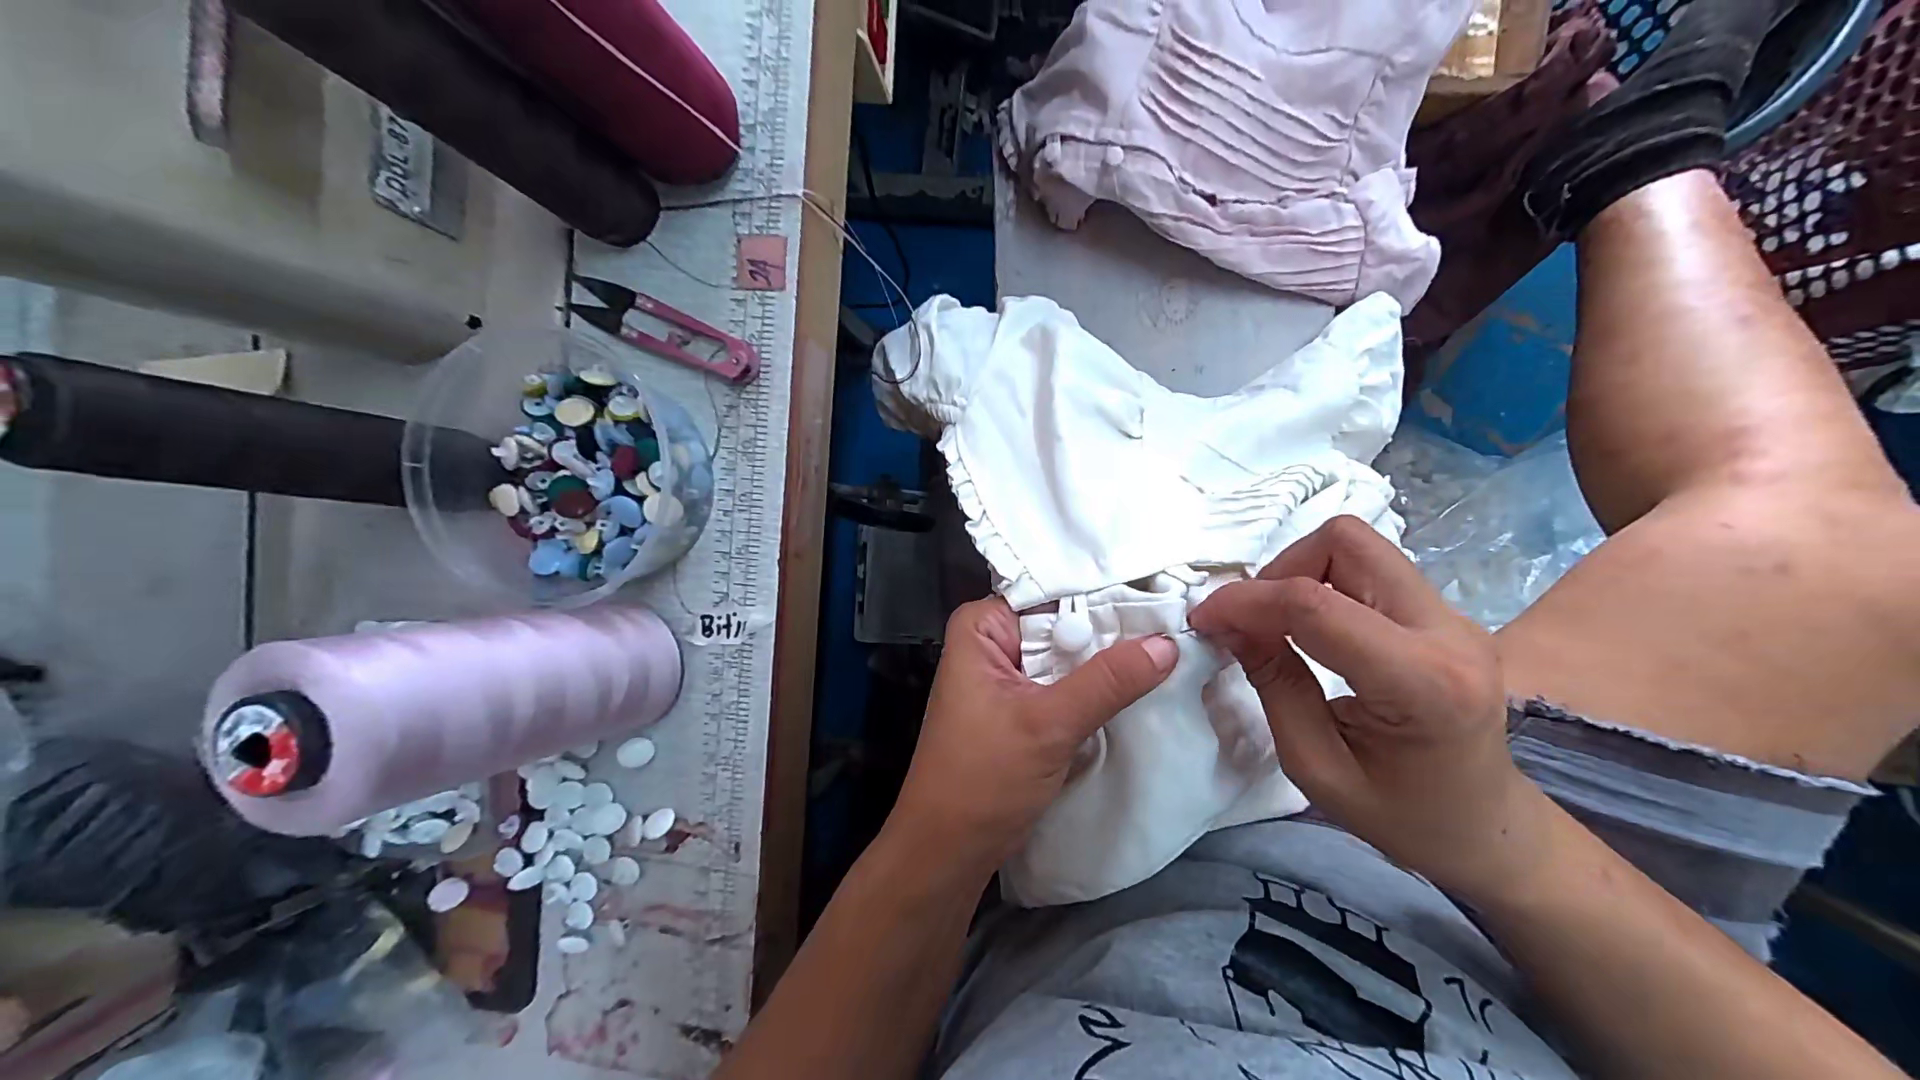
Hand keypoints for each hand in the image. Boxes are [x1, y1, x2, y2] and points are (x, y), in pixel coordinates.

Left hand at [891, 598, 1177, 874]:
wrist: (949, 849)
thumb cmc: (982, 779)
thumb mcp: (1048, 724)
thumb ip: (1107, 682)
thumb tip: (1167, 643)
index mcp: (981, 627)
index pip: (1050, 592)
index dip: (1102, 591)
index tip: (1161, 591)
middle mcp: (992, 642)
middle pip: (1061, 622)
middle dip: (1112, 626)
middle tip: (1178, 620)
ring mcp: (1008, 676)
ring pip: (1068, 654)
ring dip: (1109, 658)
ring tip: (1172, 644)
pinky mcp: (1023, 707)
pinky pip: (1066, 683)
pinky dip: (1096, 686)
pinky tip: (1143, 681)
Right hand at [1189, 516, 1552, 899]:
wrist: (1488, 829)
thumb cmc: (1401, 815)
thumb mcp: (1315, 764)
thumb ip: (1273, 683)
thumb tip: (1227, 622)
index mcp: (1423, 683)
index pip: (1315, 605)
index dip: (1245, 600)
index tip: (1203, 618)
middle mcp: (1449, 632)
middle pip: (1347, 542)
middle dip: (1280, 568)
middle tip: (1252, 619)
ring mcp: (1454, 616)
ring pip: (1358, 545)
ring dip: (1300, 571)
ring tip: (1276, 622)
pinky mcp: (1445, 613)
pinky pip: (1369, 568)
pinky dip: (1322, 582)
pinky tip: (1310, 627)